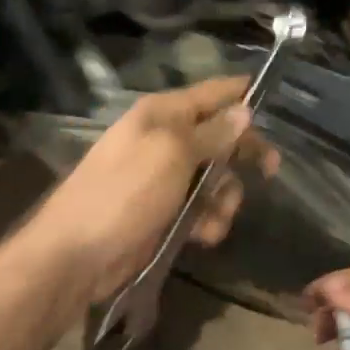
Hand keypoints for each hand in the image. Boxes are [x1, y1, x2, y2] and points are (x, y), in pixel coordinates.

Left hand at [45, 78, 279, 301]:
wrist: (75, 257)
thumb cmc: (125, 192)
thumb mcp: (173, 154)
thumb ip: (212, 133)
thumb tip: (243, 111)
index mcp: (162, 114)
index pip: (212, 92)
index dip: (242, 93)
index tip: (274, 100)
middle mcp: (165, 139)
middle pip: (219, 135)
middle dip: (243, 152)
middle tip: (271, 169)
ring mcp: (163, 177)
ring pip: (215, 176)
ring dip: (226, 196)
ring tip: (220, 215)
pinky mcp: (163, 212)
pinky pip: (200, 208)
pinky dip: (209, 220)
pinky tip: (206, 235)